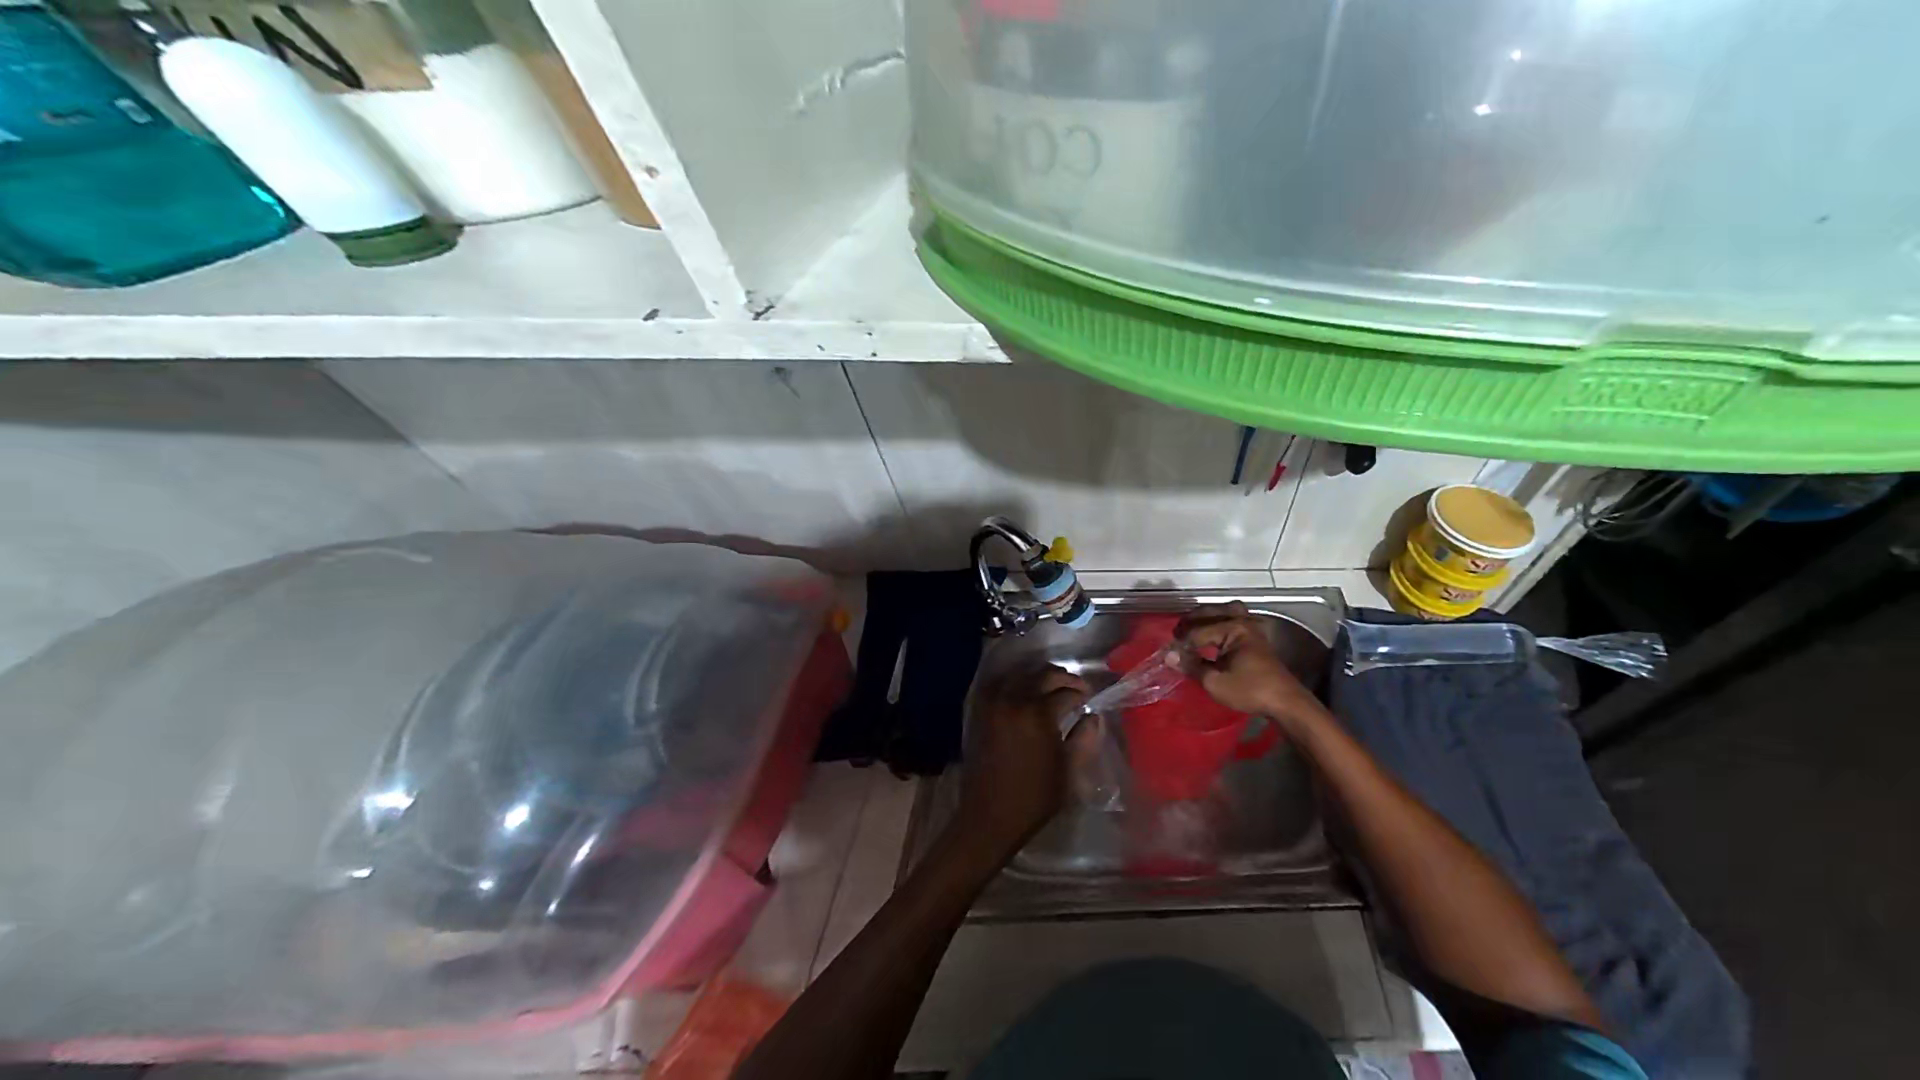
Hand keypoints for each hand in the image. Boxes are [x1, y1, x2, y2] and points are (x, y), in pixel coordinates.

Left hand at [955, 664, 1087, 859]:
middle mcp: (1013, 700)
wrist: (990, 815)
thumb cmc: (1034, 797)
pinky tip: (1024, 690)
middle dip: (1061, 677)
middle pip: (1040, 674)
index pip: (1065, 691)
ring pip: (1018, 674)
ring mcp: (992, 704)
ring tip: (1051, 686)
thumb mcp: (1068, 771)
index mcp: (1038, 714)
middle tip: (1075, 686)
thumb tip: (1093, 718)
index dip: (1081, 692)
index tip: (1089, 697)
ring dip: (1037, 675)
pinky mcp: (979, 712)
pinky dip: (1014, 680)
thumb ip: (1083, 739)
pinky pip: (998, 684)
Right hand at [1177, 603, 1323, 728]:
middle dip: (1190, 623)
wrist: (1285, 702)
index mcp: (1232, 629)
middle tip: (1176, 637)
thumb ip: (1192, 666)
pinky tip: (1212, 633)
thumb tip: (1169, 655)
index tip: (1168, 654)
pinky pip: (1234, 618)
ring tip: (1193, 629)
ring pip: (1225, 610)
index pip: (1197, 632)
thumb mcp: (1216, 682)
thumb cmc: (1250, 691)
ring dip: (1207, 616)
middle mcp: (1242, 622)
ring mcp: (1251, 627)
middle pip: (1210, 613)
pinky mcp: (1255, 637)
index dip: (1181, 643)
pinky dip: (1220, 620)